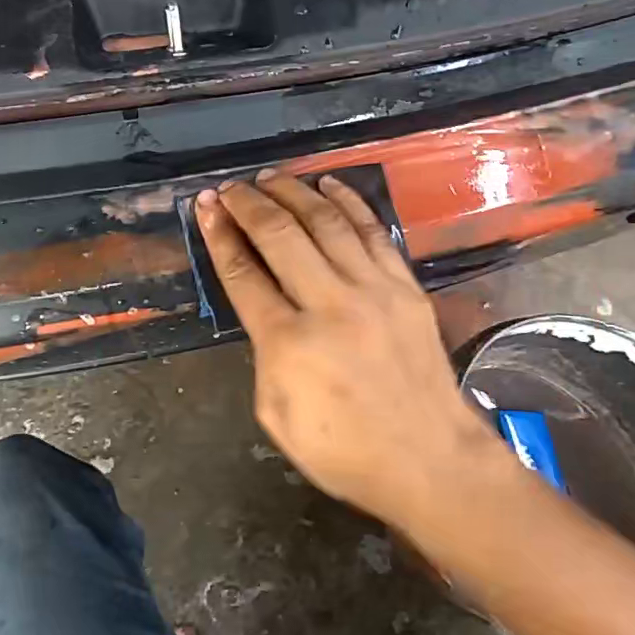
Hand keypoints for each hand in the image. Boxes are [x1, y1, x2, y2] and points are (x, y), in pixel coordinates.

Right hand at [195, 172, 502, 525]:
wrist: (428, 457)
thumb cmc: (346, 451)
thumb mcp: (277, 415)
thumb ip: (264, 354)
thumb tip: (266, 310)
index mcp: (289, 344)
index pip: (243, 273)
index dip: (219, 234)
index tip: (206, 207)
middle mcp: (330, 304)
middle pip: (281, 235)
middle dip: (249, 204)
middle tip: (231, 187)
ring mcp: (373, 290)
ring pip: (327, 222)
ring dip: (295, 192)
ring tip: (271, 178)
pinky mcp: (405, 286)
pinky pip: (373, 231)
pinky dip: (349, 202)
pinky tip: (329, 184)